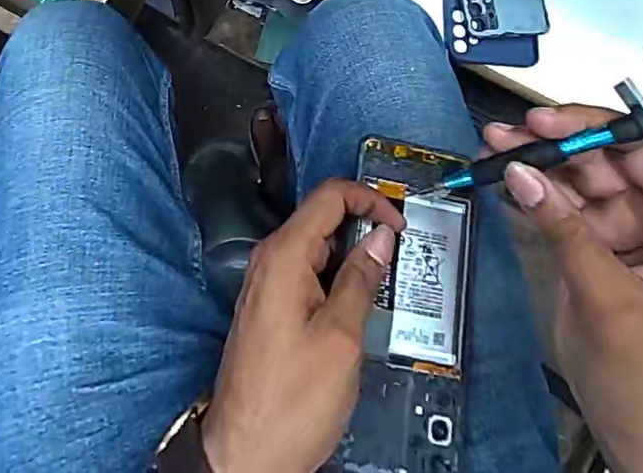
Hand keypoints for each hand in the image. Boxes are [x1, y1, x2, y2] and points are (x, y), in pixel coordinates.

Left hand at [203, 180, 404, 472]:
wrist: (243, 455)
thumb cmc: (292, 400)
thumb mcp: (341, 337)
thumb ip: (361, 278)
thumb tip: (381, 235)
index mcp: (284, 255)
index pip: (329, 196)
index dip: (369, 199)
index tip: (399, 224)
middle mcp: (270, 258)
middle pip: (322, 217)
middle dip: (363, 226)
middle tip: (398, 256)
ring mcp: (266, 280)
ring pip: (317, 245)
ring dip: (352, 255)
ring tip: (384, 283)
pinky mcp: (269, 304)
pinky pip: (307, 270)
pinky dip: (336, 275)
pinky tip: (357, 302)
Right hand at [486, 37, 642, 472]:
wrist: (634, 434)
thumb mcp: (609, 305)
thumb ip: (566, 232)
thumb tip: (523, 174)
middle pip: (635, 153)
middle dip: (583, 132)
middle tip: (535, 123)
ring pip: (597, 168)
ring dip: (550, 153)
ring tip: (505, 139)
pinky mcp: (609, 237)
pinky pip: (573, 194)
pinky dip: (540, 180)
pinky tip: (507, 166)